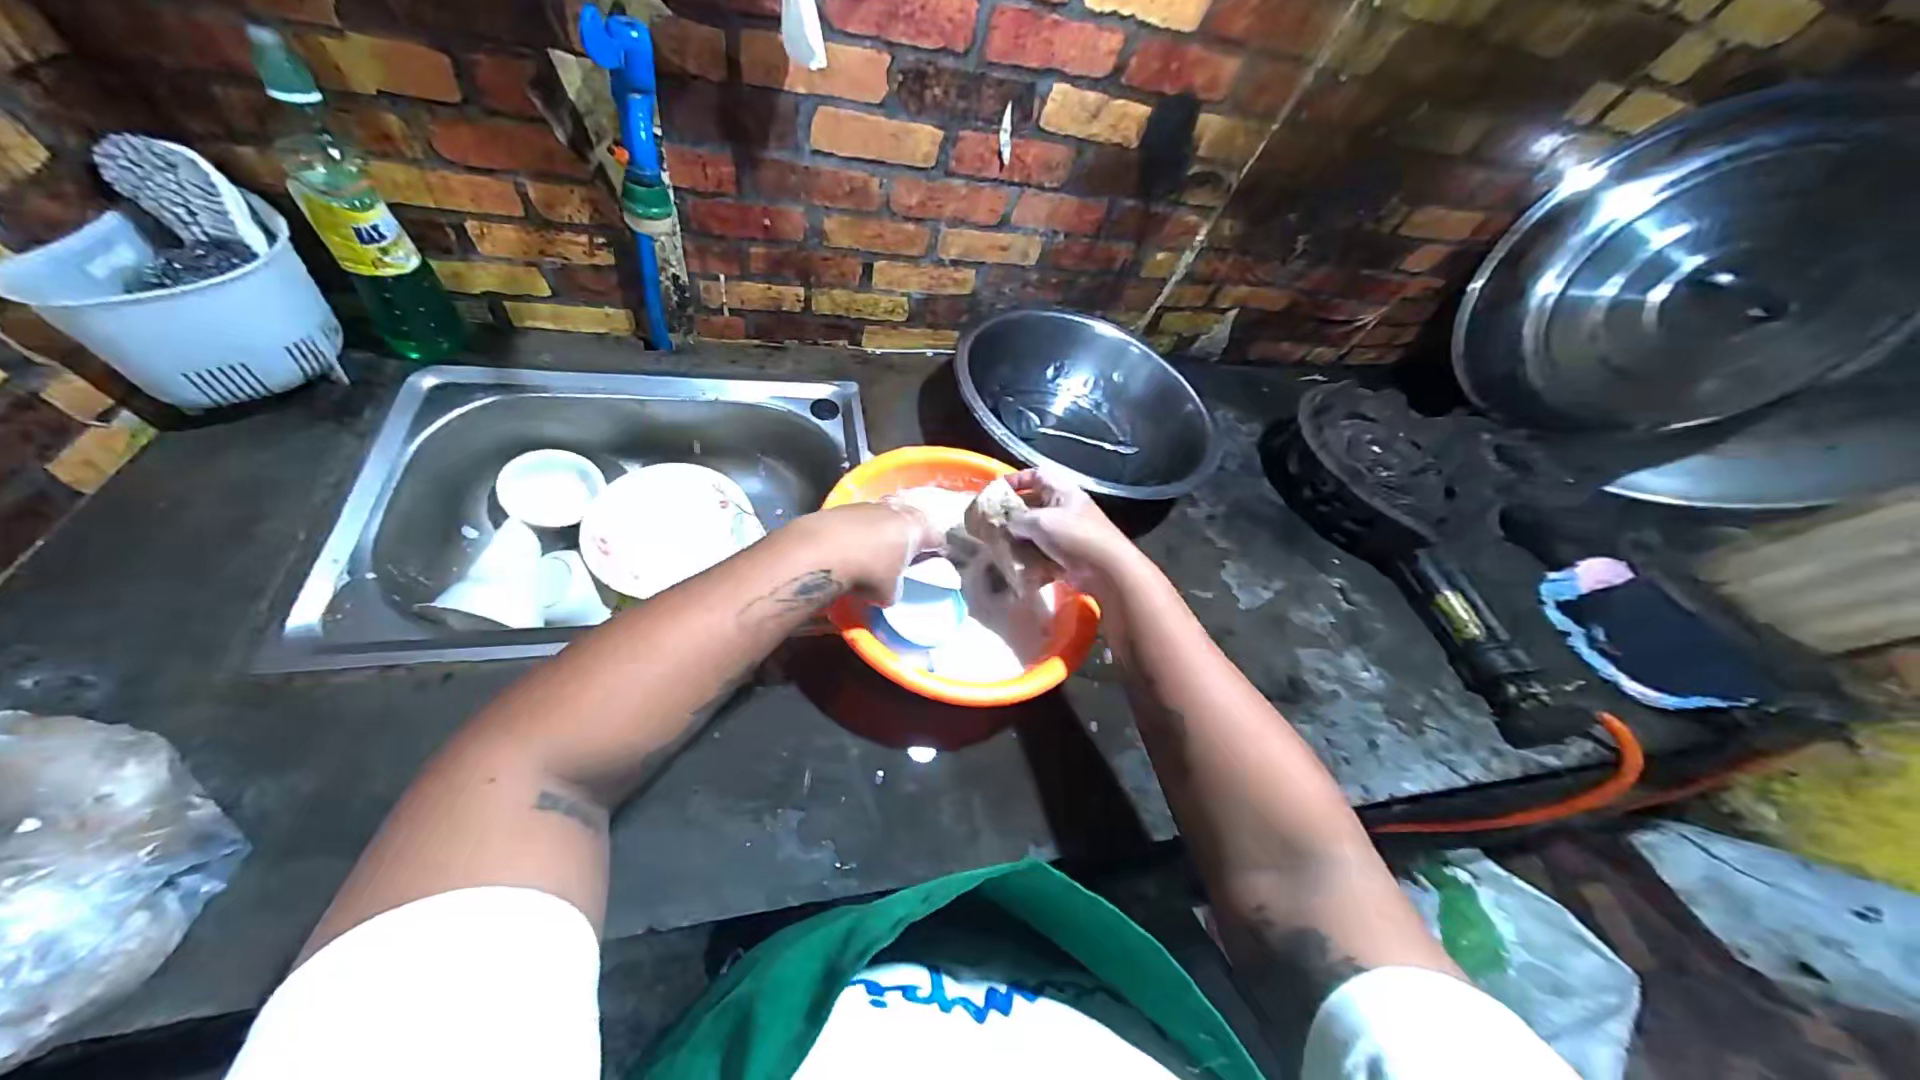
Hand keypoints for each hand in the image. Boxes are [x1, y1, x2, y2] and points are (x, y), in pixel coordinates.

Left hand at [809, 500, 935, 603]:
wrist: (820, 552)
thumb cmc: (867, 573)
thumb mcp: (889, 594)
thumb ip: (895, 587)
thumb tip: (888, 587)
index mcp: (917, 529)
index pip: (937, 537)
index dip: (937, 549)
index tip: (934, 558)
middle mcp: (897, 511)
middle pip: (911, 520)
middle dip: (910, 534)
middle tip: (905, 551)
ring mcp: (869, 505)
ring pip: (884, 516)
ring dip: (882, 530)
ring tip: (875, 549)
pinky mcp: (843, 507)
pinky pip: (859, 519)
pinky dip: (858, 531)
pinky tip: (850, 545)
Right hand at [1004, 468, 1141, 590]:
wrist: (1106, 570)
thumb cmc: (1074, 536)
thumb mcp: (1040, 521)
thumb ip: (1017, 518)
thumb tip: (1005, 523)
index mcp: (1062, 491)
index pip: (1036, 475)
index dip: (1016, 479)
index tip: (997, 491)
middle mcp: (1065, 508)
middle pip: (1033, 504)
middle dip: (1013, 513)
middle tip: (993, 522)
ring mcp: (1066, 532)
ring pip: (1035, 531)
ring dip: (1018, 538)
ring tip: (1000, 545)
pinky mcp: (1066, 555)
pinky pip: (1042, 552)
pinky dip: (1029, 558)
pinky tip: (1015, 565)